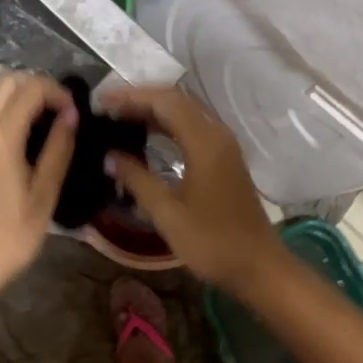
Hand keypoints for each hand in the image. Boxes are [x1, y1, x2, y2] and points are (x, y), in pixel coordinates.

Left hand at [0, 70, 77, 296]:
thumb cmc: (10, 235)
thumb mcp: (44, 196)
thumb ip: (58, 149)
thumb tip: (71, 114)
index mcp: (2, 134)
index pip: (31, 88)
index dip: (57, 91)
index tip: (76, 112)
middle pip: (8, 80)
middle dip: (38, 85)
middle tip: (62, 109)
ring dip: (19, 92)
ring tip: (44, 116)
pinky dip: (4, 105)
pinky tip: (22, 131)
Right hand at [99, 86, 282, 291]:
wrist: (260, 267)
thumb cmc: (213, 242)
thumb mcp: (168, 214)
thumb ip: (137, 180)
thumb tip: (109, 155)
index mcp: (204, 141)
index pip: (164, 101)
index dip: (130, 96)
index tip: (102, 101)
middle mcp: (216, 133)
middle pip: (175, 99)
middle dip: (139, 98)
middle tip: (106, 107)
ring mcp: (223, 144)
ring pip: (184, 111)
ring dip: (152, 109)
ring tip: (120, 117)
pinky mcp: (224, 156)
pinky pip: (191, 126)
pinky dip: (166, 123)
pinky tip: (147, 135)